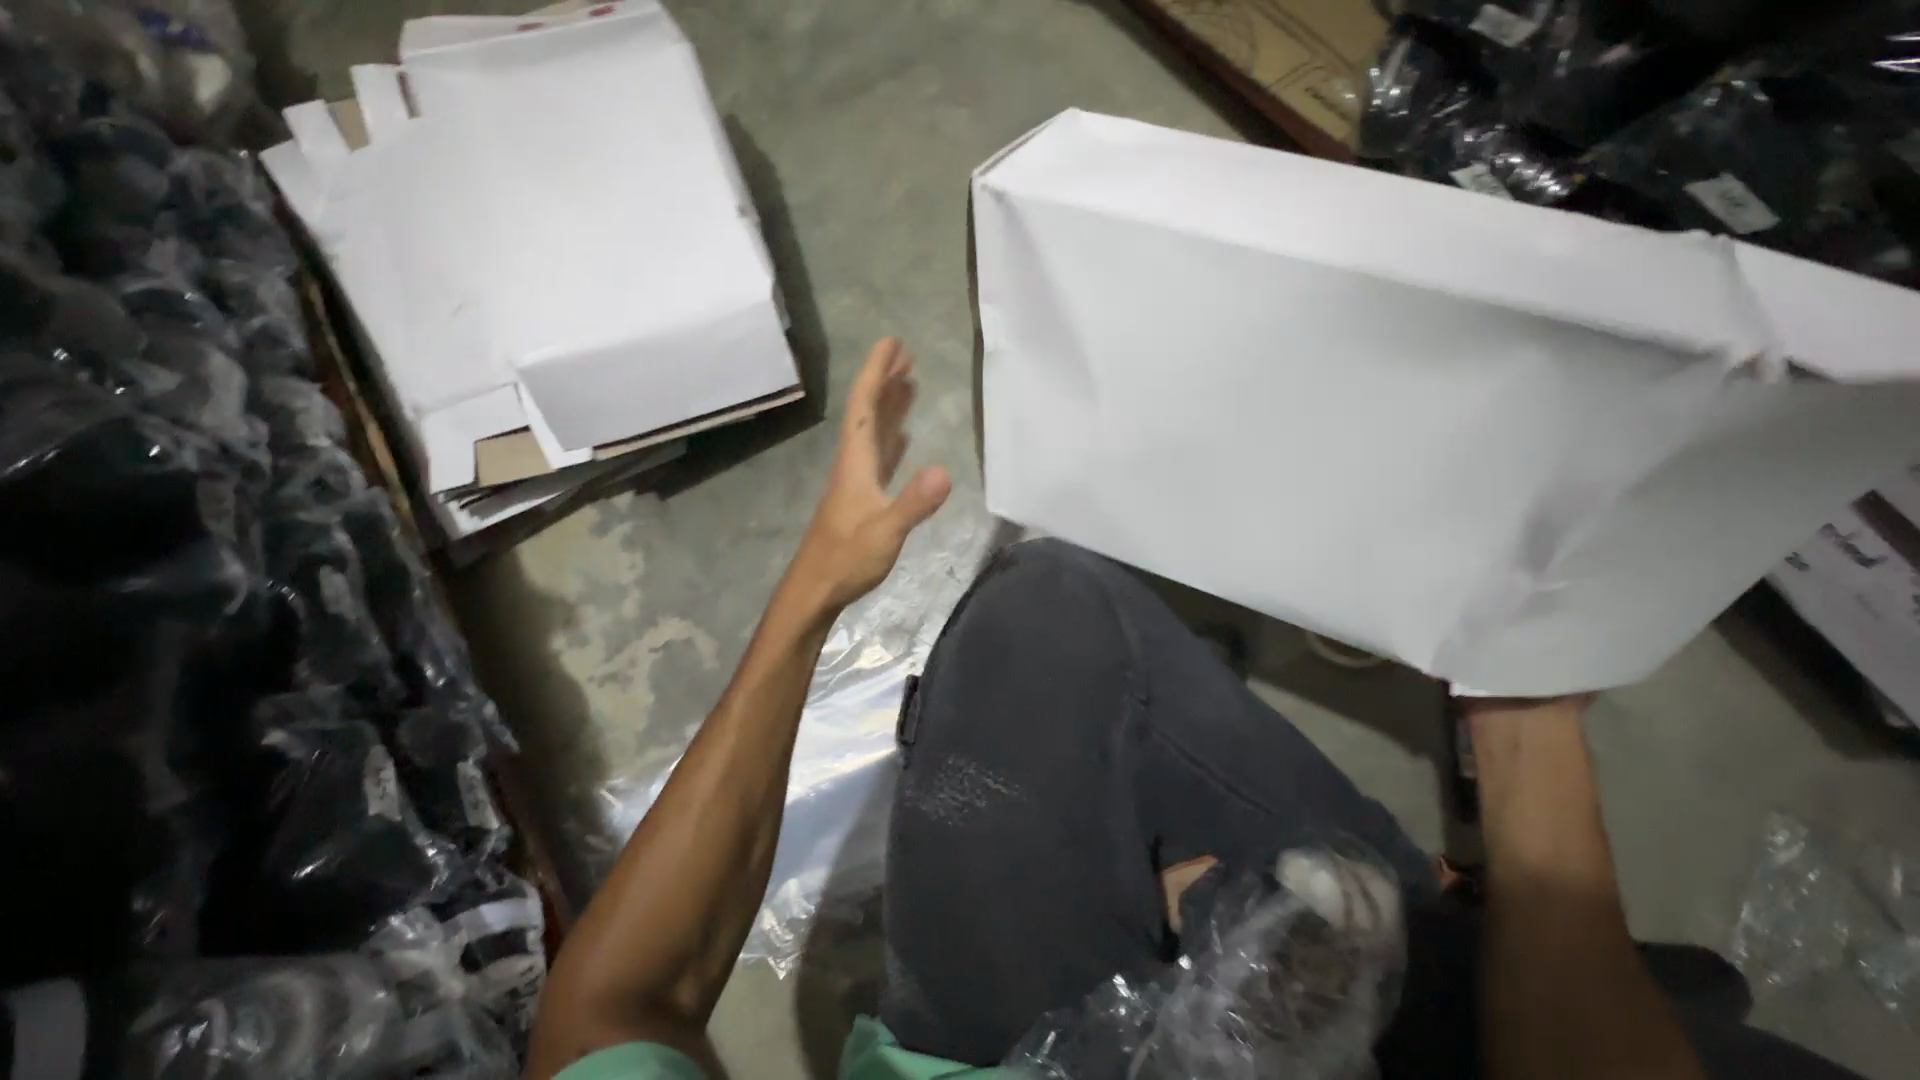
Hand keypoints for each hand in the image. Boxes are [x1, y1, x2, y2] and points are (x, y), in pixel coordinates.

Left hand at [791, 338, 950, 609]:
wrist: (815, 590)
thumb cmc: (846, 559)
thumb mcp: (885, 532)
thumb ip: (913, 503)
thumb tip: (944, 470)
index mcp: (856, 464)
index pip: (865, 408)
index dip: (877, 373)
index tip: (892, 342)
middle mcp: (854, 466)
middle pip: (870, 414)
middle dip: (885, 382)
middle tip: (905, 354)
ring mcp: (858, 484)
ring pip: (875, 435)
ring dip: (890, 407)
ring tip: (908, 383)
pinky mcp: (863, 501)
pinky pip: (881, 459)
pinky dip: (893, 442)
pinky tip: (903, 439)